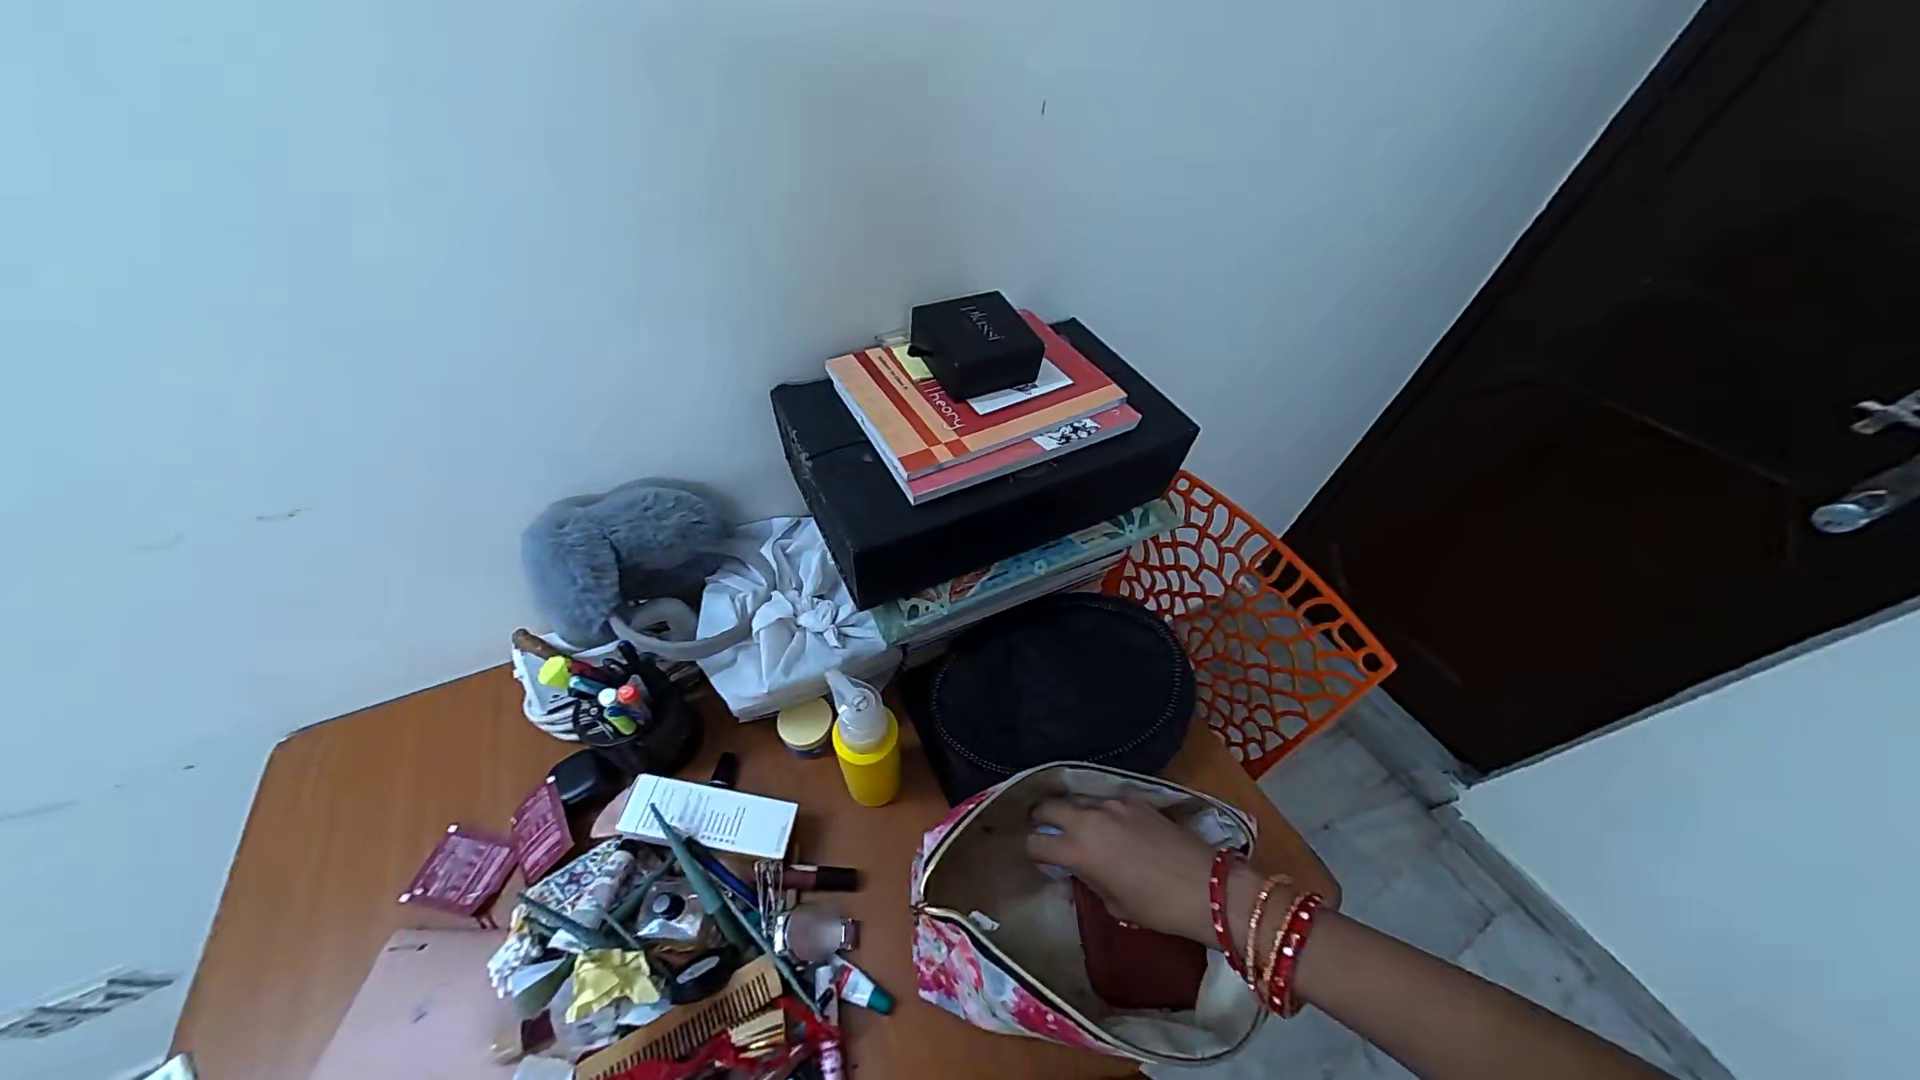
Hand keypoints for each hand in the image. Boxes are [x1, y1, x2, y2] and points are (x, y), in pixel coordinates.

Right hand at [1025, 797, 1229, 944]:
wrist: (1207, 886)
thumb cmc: (1157, 908)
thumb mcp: (1113, 904)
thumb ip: (1088, 880)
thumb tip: (1077, 870)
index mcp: (1078, 849)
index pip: (1036, 843)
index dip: (1032, 851)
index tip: (1037, 857)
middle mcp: (1088, 818)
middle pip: (1048, 807)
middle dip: (1040, 818)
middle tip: (1042, 828)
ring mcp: (1112, 803)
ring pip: (1076, 798)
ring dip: (1070, 810)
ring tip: (1074, 823)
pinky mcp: (1134, 798)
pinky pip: (1104, 799)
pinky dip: (1098, 808)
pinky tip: (1107, 822)